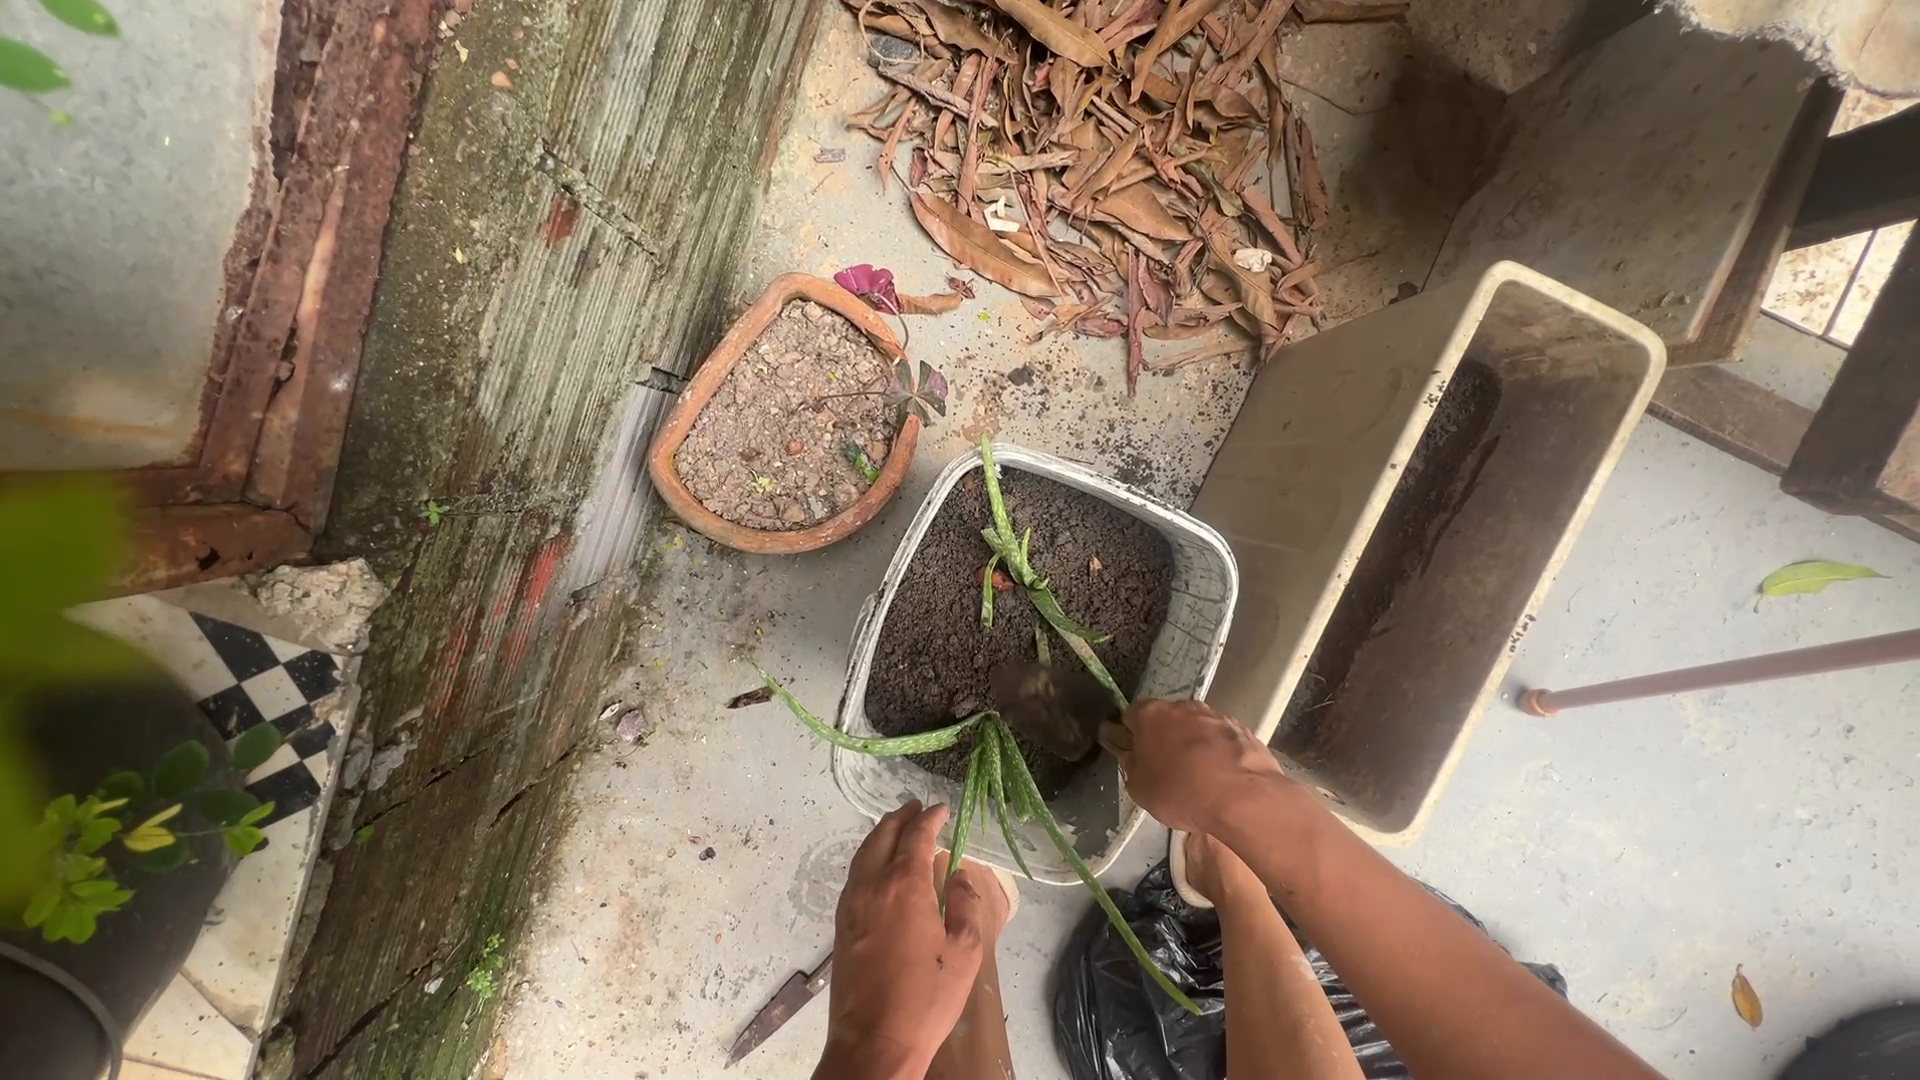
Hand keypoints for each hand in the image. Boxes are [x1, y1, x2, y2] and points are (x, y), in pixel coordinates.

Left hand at [816, 801, 990, 1079]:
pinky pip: (855, 873)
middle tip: (917, 808)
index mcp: (904, 885)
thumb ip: (965, 904)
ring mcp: (851, 903)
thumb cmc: (925, 999)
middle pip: (883, 835)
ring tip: (898, 827)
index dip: (930, 817)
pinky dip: (869, 855)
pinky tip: (880, 865)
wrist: (873, 1043)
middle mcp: (872, 885)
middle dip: (901, 817)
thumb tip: (958, 873)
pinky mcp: (841, 923)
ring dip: (882, 833)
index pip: (916, 836)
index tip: (942, 809)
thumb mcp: (965, 951)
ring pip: (864, 852)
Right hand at [1119, 698, 1288, 833]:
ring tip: (1202, 778)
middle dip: (1167, 738)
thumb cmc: (1181, 791)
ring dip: (1196, 745)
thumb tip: (1134, 757)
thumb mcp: (1140, 789)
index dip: (1133, 734)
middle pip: (1169, 718)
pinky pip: (1224, 741)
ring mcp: (1218, 716)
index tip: (1137, 754)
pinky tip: (1225, 780)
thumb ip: (1132, 767)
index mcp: (1152, 715)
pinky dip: (1221, 754)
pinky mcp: (1244, 731)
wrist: (1243, 799)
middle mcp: (1184, 707)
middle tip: (1168, 768)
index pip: (1133, 714)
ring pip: (1199, 728)